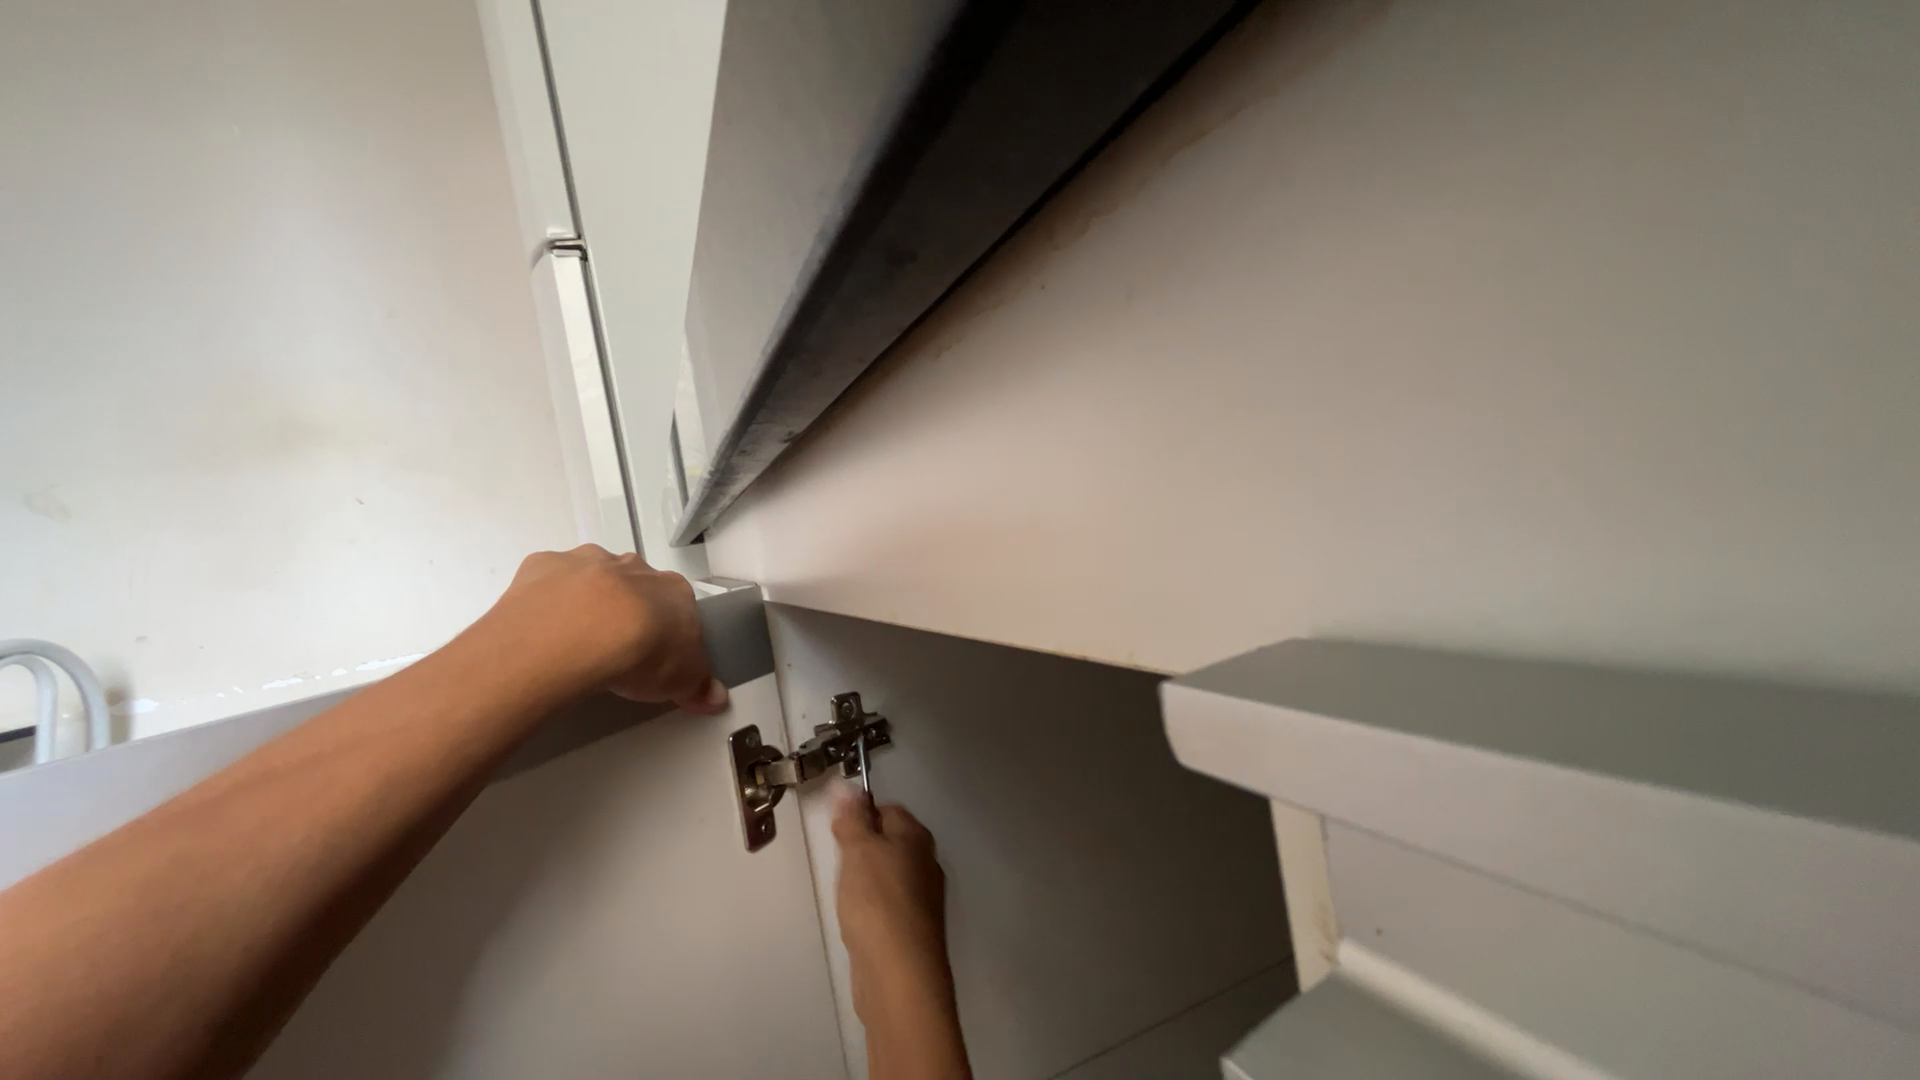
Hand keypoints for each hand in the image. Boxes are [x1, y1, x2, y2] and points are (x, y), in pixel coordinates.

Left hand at [482, 545, 728, 711]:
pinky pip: (547, 578)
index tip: (656, 652)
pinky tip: (543, 626)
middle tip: (615, 647)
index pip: (677, 603)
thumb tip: (715, 698)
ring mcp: (587, 562)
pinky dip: (546, 597)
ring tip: (576, 641)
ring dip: (587, 599)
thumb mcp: (683, 679)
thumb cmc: (642, 650)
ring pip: (592, 576)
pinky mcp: (544, 566)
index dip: (666, 627)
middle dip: (627, 609)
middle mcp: (633, 567)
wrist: (577, 635)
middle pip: (635, 584)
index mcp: (672, 589)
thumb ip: (700, 685)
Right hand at [833, 790, 969, 1078]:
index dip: (860, 812)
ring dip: (864, 878)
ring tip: (845, 891)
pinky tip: (857, 920)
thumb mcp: (859, 849)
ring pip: (888, 873)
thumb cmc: (877, 901)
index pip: (887, 808)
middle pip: (889, 840)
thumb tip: (848, 787)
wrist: (899, 973)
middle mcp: (926, 862)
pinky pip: (887, 903)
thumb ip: (852, 818)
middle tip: (838, 860)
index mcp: (917, 837)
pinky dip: (870, 906)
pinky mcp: (912, 928)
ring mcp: (922, 897)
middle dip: (860, 846)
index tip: (836, 829)